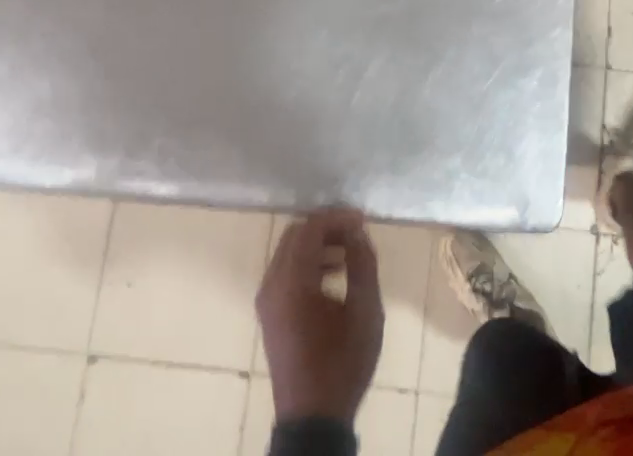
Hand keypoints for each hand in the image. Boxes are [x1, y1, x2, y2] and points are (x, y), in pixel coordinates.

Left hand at [256, 209, 383, 423]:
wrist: (313, 416)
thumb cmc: (343, 363)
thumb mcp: (366, 312)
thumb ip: (363, 265)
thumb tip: (357, 234)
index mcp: (293, 283)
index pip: (310, 229)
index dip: (337, 217)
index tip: (363, 219)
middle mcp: (272, 285)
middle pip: (295, 236)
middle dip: (326, 227)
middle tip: (357, 232)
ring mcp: (266, 300)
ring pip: (289, 252)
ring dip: (317, 244)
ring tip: (350, 252)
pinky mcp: (269, 312)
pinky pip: (286, 271)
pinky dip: (308, 262)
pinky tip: (335, 274)